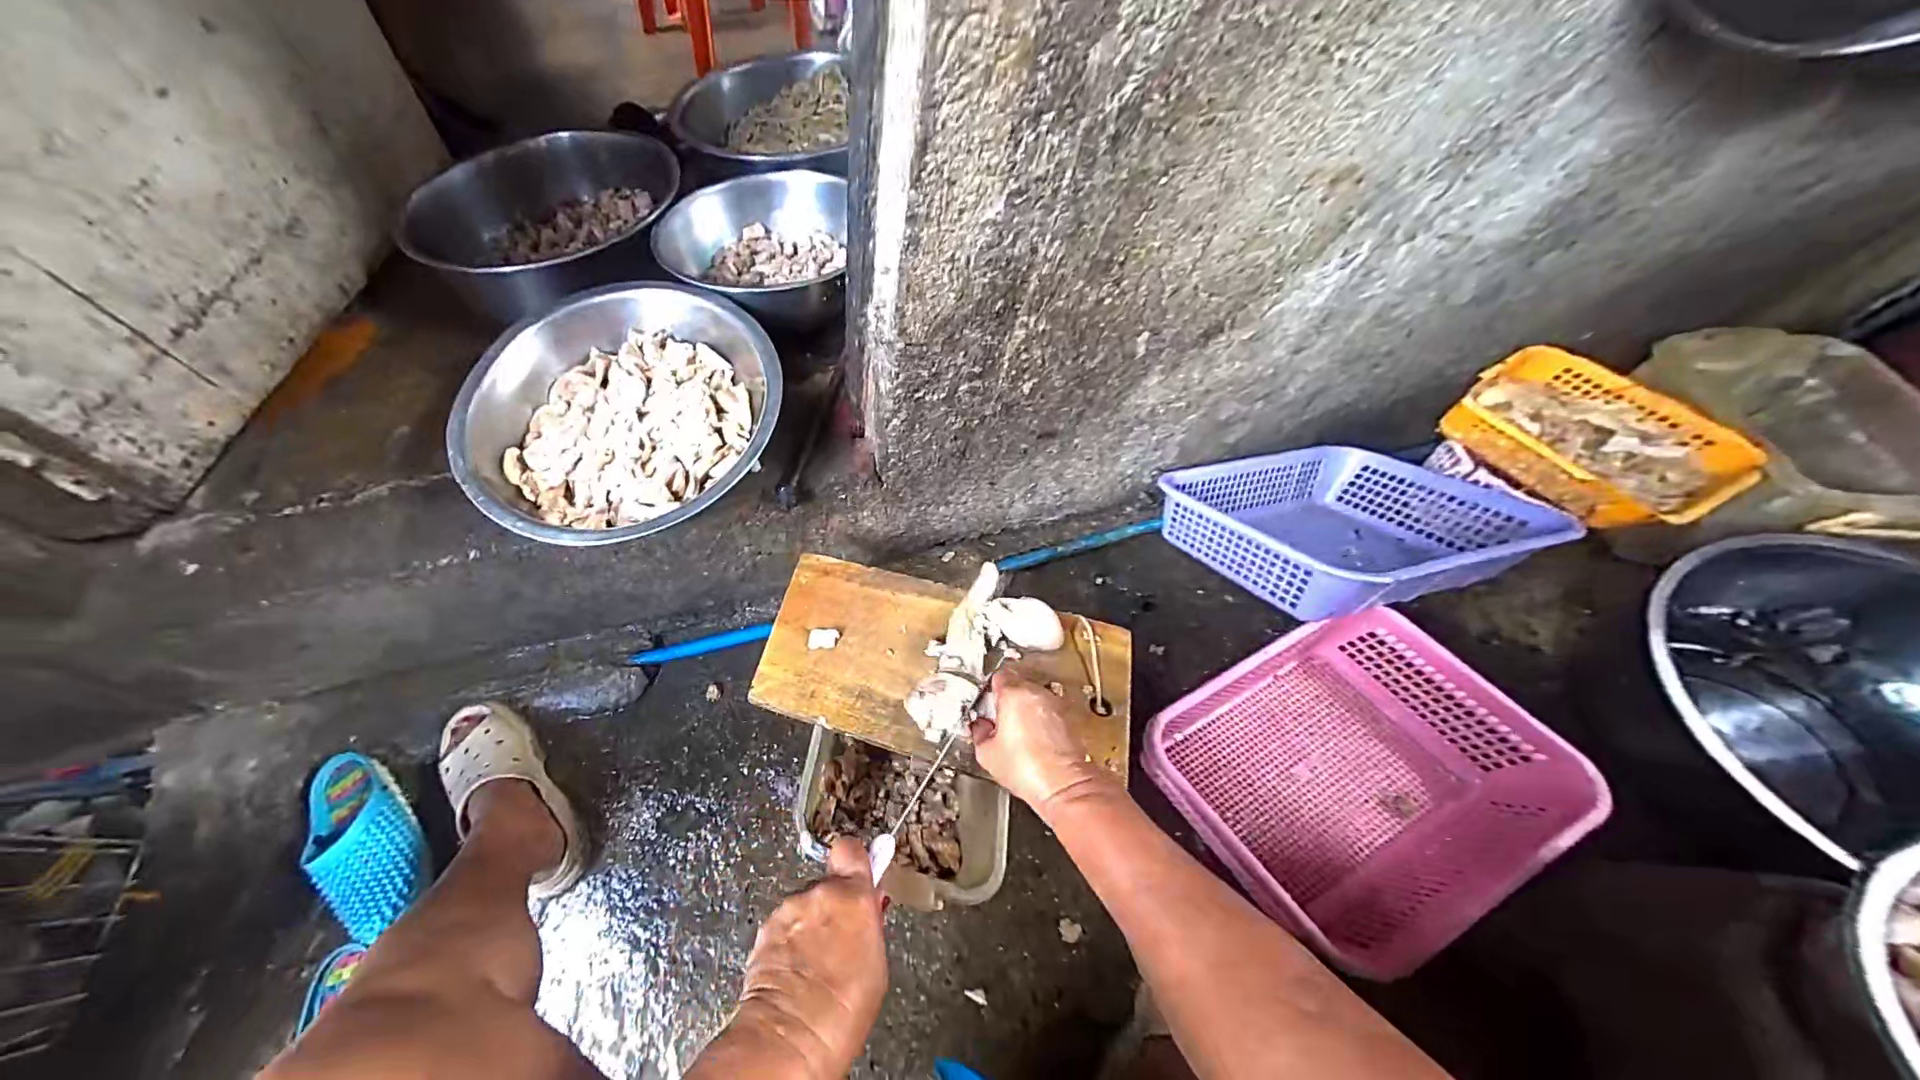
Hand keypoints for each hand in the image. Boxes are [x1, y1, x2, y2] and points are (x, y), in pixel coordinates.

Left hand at [714, 837, 886, 1079]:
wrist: (789, 1038)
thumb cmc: (841, 1009)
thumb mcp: (877, 963)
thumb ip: (871, 921)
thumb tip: (871, 900)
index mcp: (853, 896)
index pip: (851, 849)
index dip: (856, 859)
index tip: (862, 871)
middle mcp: (818, 894)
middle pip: (828, 885)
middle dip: (834, 906)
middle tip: (842, 939)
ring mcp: (788, 911)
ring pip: (805, 907)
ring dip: (810, 926)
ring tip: (818, 965)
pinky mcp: (765, 932)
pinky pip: (784, 928)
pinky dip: (790, 943)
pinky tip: (797, 972)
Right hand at [971, 669, 1110, 811]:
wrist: (1063, 786)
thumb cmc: (1029, 769)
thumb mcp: (986, 753)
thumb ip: (979, 731)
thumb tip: (980, 728)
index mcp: (1013, 694)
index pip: (998, 676)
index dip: (990, 689)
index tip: (986, 703)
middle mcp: (1037, 694)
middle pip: (1017, 685)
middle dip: (1007, 701)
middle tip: (998, 722)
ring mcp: (1055, 705)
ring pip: (1034, 699)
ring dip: (1026, 711)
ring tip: (1017, 736)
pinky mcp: (1069, 719)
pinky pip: (1049, 713)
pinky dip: (1042, 722)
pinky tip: (1034, 743)